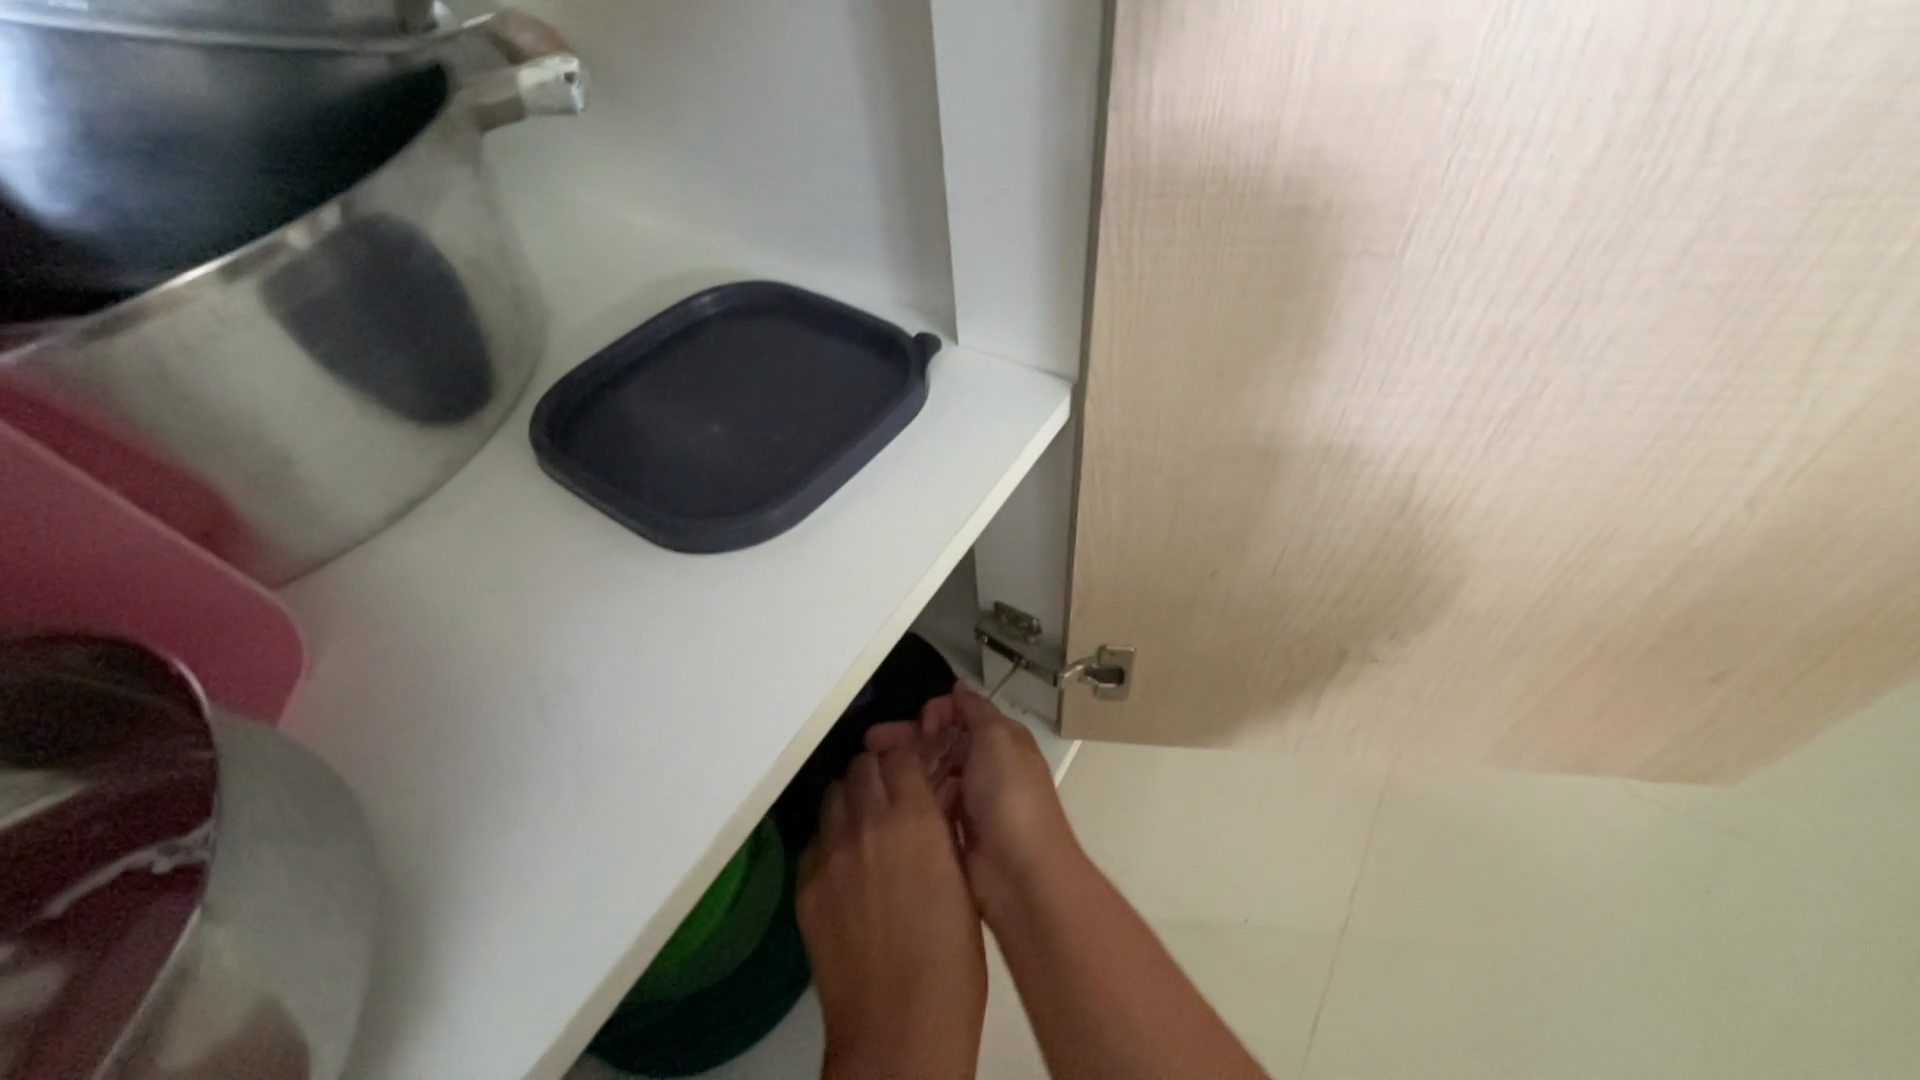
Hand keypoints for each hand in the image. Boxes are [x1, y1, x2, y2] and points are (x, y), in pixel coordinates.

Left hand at [797, 749, 986, 1079]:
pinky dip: (833, 838)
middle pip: (862, 768)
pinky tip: (849, 864)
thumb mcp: (960, 878)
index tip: (916, 767)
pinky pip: (816, 839)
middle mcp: (866, 824)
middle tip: (894, 794)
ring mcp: (830, 854)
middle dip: (880, 772)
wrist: (898, 1024)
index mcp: (914, 819)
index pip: (900, 756)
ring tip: (869, 823)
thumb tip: (932, 802)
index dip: (909, 758)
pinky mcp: (806, 885)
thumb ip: (940, 829)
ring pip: (834, 796)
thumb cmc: (950, 959)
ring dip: (853, 798)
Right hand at [867, 685, 1082, 922]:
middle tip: (871, 742)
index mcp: (1000, 741)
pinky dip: (907, 797)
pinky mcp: (951, 829)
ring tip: (870, 769)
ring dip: (903, 767)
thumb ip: (976, 710)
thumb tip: (959, 687)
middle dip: (908, 738)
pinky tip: (885, 796)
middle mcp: (984, 767)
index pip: (960, 716)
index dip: (936, 713)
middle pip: (939, 743)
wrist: (1021, 872)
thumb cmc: (1011, 796)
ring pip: (928, 773)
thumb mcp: (999, 739)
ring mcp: (967, 800)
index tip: (920, 722)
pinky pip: (925, 804)